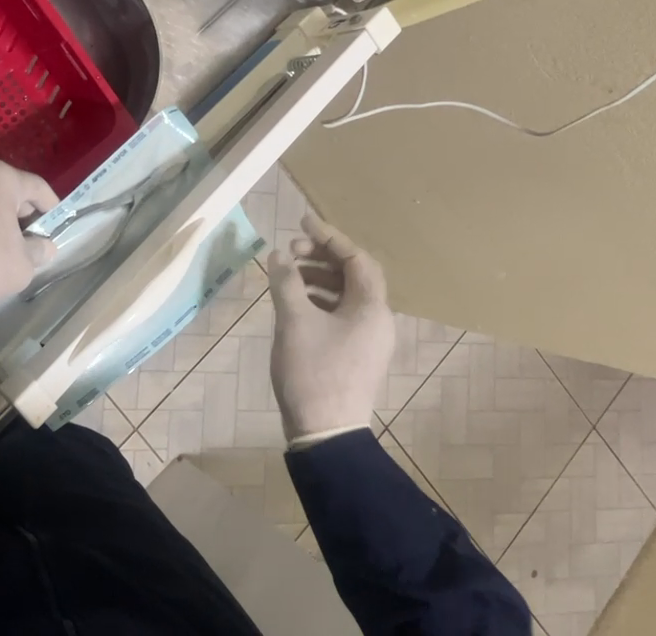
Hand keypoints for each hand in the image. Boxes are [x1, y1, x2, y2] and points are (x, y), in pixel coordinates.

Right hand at [266, 214, 395, 446]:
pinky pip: (341, 314)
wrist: (327, 433)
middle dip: (321, 256)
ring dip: (318, 278)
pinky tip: (294, 303)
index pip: (356, 258)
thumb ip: (286, 282)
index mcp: (370, 308)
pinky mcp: (356, 354)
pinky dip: (319, 300)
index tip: (302, 222)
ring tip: (287, 275)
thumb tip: (278, 255)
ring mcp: (368, 339)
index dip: (329, 236)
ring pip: (346, 295)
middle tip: (289, 251)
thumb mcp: (294, 321)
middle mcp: (377, 320)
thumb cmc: (313, 372)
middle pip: (353, 274)